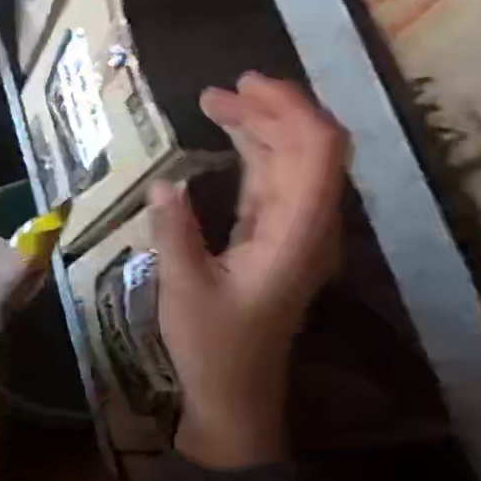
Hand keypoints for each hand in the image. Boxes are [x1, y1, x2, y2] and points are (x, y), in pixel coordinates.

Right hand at [149, 73, 349, 468]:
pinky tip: (227, 147)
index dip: (289, 109)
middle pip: (308, 149)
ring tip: (216, 106)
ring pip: (291, 165)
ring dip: (260, 131)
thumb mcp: (184, 290)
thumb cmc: (213, 347)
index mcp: (297, 233)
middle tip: (216, 93)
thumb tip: (163, 184)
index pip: (317, 151)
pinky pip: (273, 187)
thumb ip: (175, 233)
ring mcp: (293, 234)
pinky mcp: (274, 244)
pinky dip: (253, 158)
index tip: (243, 86)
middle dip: (270, 111)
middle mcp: (308, 225)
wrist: (234, 394)